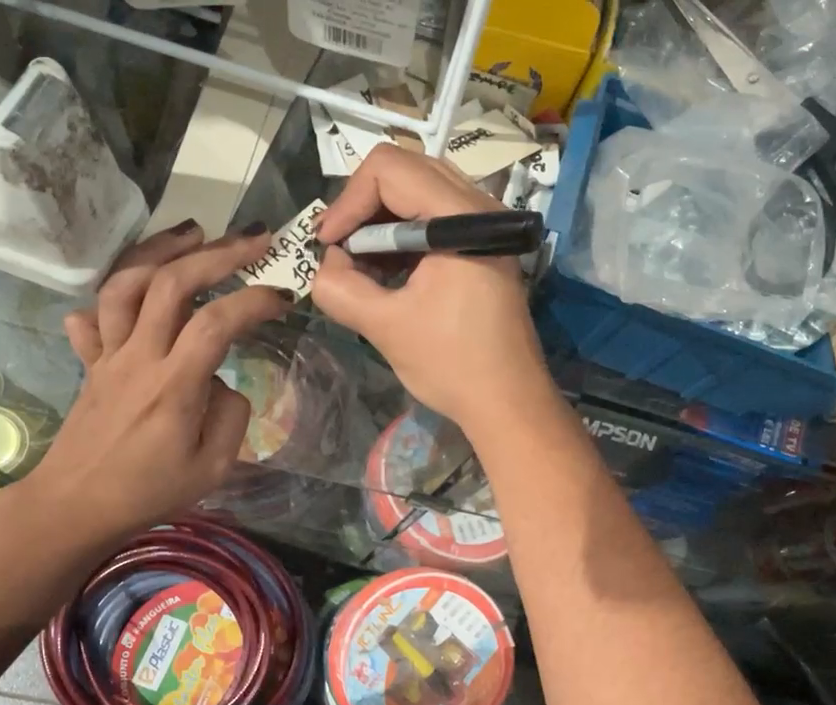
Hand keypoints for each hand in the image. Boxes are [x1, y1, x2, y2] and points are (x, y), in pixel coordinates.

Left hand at [20, 221, 288, 545]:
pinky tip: (133, 287)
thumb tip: (221, 384)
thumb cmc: (149, 493)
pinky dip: (114, 293)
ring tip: (193, 233)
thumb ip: (230, 418)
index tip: (283, 294)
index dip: (254, 300)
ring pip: (126, 283)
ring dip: (161, 249)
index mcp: (174, 385)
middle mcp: (138, 356)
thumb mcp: (212, 469)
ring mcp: (109, 355)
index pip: (218, 323)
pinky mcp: (91, 363)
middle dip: (217, 253)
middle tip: (254, 239)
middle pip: (171, 284)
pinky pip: (96, 316)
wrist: (76, 506)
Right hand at [313, 145, 557, 434]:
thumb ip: (342, 288)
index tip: (328, 247)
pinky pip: (435, 221)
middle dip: (362, 210)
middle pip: (404, 173)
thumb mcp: (386, 327)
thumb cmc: (453, 366)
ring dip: (381, 226)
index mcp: (460, 216)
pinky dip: (404, 239)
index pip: (388, 169)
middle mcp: (479, 207)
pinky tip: (386, 275)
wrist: (510, 404)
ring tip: (359, 267)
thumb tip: (325, 264)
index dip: (347, 202)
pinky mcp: (485, 250)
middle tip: (338, 251)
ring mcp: (486, 227)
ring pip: (419, 196)